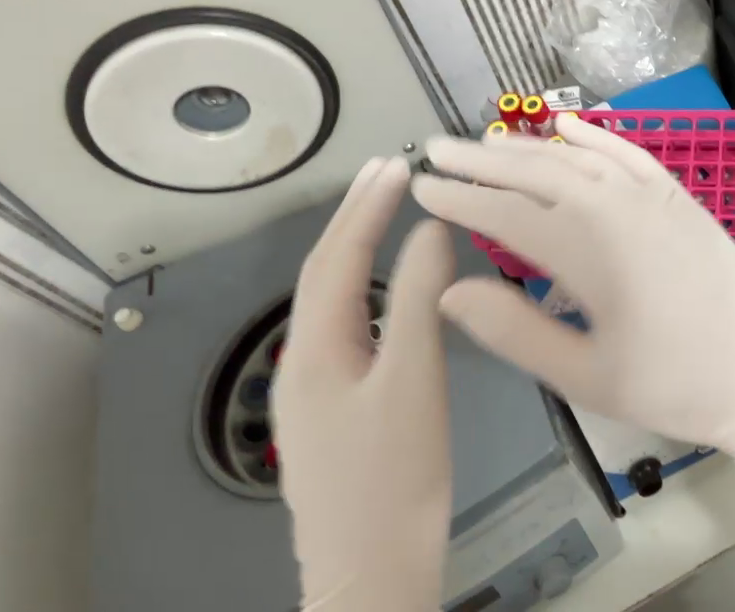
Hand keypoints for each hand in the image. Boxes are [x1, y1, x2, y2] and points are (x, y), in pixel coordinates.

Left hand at [273, 157, 452, 610]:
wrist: (369, 576)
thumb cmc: (394, 478)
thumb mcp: (415, 383)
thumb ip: (423, 301)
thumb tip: (432, 230)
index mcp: (315, 351)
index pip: (339, 259)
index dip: (367, 207)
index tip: (398, 163)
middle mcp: (302, 363)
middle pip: (324, 274)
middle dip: (353, 218)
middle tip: (386, 171)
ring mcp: (313, 391)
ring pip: (333, 303)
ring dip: (357, 250)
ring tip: (386, 213)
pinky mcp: (332, 412)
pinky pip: (346, 328)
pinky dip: (366, 289)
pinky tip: (387, 291)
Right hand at [413, 114, 734, 480]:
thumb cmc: (672, 385)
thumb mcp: (585, 377)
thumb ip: (515, 331)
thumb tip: (450, 290)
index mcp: (592, 253)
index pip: (508, 214)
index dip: (460, 199)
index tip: (421, 188)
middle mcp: (620, 209)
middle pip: (539, 172)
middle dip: (483, 160)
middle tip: (436, 150)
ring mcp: (655, 197)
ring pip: (579, 158)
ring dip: (530, 146)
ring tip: (485, 141)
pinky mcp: (680, 198)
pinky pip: (630, 154)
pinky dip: (595, 137)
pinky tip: (567, 128)